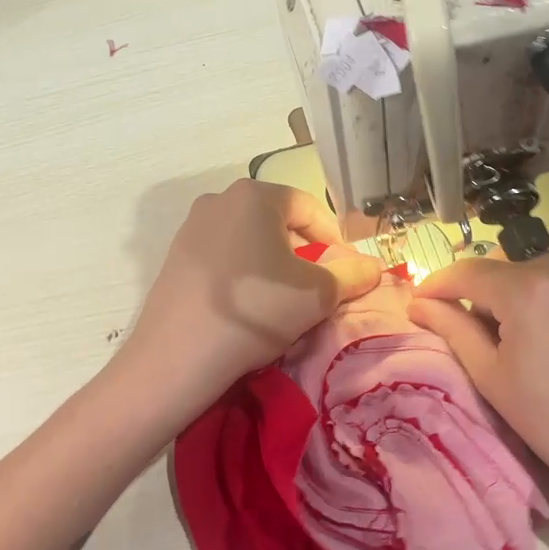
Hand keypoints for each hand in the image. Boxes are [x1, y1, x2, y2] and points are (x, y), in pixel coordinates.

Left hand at [124, 180, 382, 402]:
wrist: (178, 354)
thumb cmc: (256, 309)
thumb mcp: (316, 294)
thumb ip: (350, 275)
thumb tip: (373, 266)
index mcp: (255, 195)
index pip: (309, 208)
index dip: (334, 240)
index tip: (344, 274)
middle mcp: (219, 199)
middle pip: (276, 222)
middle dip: (302, 254)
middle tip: (316, 291)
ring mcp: (192, 228)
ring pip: (248, 241)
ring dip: (272, 266)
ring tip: (282, 304)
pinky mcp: (175, 257)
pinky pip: (222, 258)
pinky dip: (242, 277)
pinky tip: (247, 310)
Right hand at [407, 252, 548, 524]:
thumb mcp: (495, 381)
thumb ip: (453, 331)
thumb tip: (420, 304)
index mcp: (530, 289)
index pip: (467, 271)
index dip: (438, 287)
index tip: (421, 306)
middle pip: (506, 269)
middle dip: (486, 296)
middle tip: (483, 338)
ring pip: (543, 272)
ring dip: (524, 296)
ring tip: (532, 344)